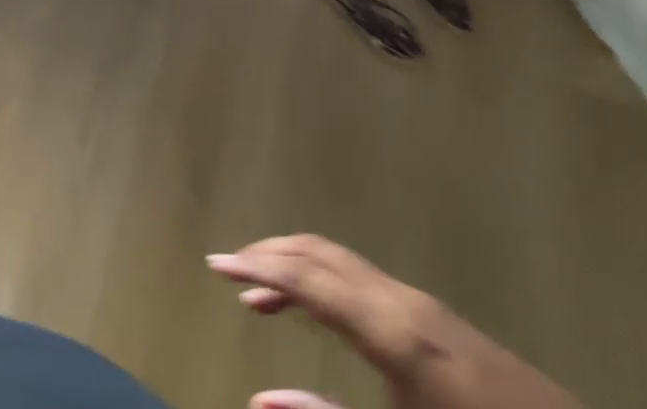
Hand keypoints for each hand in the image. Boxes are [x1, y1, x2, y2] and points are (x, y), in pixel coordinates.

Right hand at [207, 235, 583, 408]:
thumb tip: (257, 401)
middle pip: (319, 253)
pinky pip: (360, 278)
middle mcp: (400, 302)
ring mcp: (420, 304)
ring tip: (258, 295)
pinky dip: (322, 279)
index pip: (306, 279)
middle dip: (269, 254)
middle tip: (228, 269)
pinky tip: (314, 310)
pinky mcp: (433, 315)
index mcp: (390, 331)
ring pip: (340, 261)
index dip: (255, 268)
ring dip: (294, 266)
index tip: (213, 264)